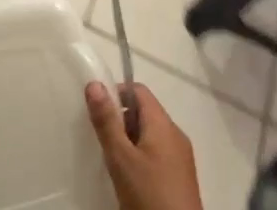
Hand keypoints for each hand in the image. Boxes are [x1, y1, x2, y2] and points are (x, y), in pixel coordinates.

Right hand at [84, 81, 204, 209]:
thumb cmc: (148, 193)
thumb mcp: (121, 158)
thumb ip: (107, 122)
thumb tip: (94, 83)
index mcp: (163, 123)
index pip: (139, 91)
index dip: (117, 94)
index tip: (98, 113)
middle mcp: (176, 133)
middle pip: (145, 112)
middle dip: (122, 121)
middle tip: (104, 142)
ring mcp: (182, 156)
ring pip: (152, 135)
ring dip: (131, 141)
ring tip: (115, 162)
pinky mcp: (182, 176)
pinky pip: (159, 153)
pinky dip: (142, 156)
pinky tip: (131, 178)